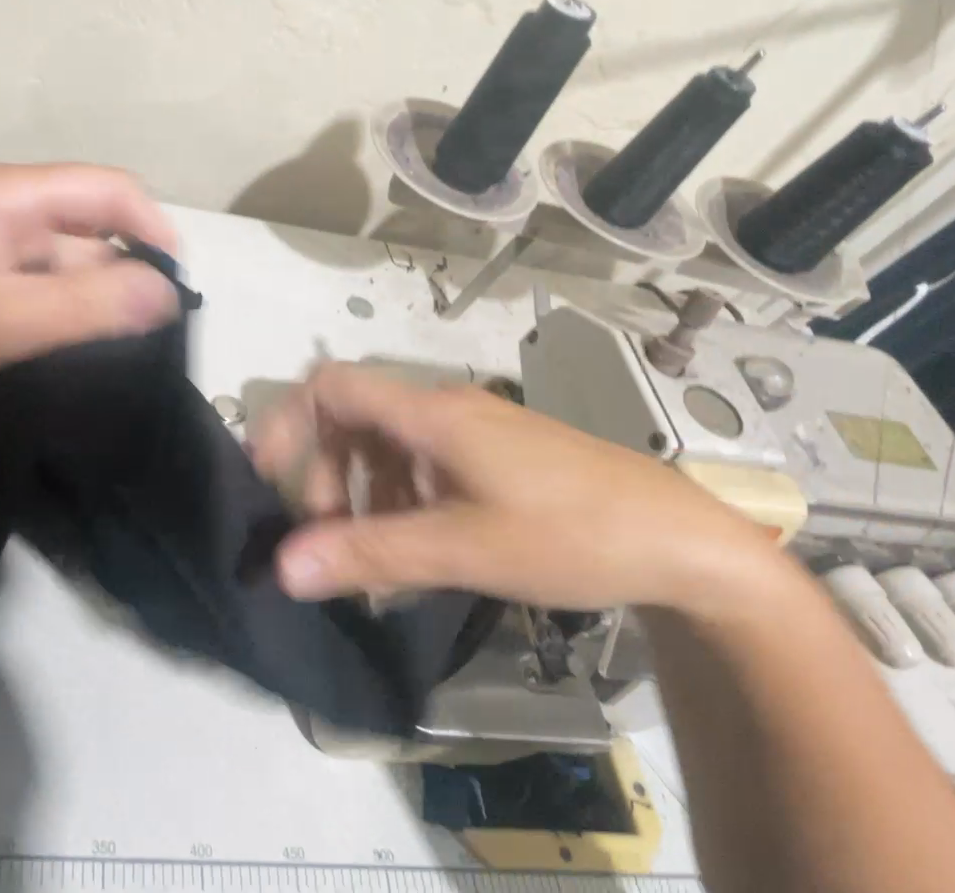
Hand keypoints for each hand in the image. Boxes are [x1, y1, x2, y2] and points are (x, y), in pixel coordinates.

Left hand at [0, 163, 180, 440]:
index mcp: (8, 196)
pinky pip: (48, 296)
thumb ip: (85, 304)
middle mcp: (8, 215)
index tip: (176, 295)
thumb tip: (168, 294)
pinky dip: (72, 320)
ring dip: (101, 304)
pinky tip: (80, 354)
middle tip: (151, 339)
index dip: (153, 233)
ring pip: (75, 269)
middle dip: (130, 276)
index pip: (111, 191)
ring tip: (120, 353)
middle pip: (97, 230)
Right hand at [249, 363, 781, 614]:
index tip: (266, 478)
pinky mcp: (495, 460)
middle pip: (352, 421)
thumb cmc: (573, 533)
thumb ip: (370, 554)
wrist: (688, 545)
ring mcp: (474, 435)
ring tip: (373, 558)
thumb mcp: (463, 549)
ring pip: (386, 449)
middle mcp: (446, 411)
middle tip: (330, 539)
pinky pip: (423, 469)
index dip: (286, 422)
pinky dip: (400, 505)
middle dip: (326, 477)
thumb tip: (281, 568)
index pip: (331, 387)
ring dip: (362, 497)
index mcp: (432, 415)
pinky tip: (417, 554)